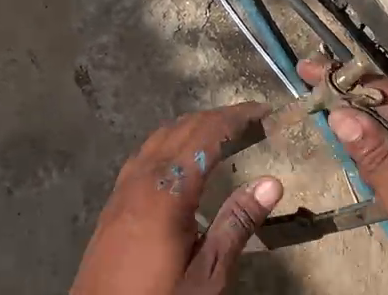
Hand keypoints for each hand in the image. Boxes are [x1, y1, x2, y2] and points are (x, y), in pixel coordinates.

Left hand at [71, 102, 284, 294]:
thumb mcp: (207, 276)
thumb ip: (237, 225)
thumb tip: (272, 182)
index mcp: (168, 188)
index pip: (207, 134)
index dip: (236, 117)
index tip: (263, 110)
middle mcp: (144, 175)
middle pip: (184, 127)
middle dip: (218, 117)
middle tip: (251, 121)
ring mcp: (125, 185)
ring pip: (162, 135)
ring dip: (194, 126)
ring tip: (224, 133)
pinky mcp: (115, 200)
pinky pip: (147, 152)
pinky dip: (172, 141)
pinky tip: (182, 158)